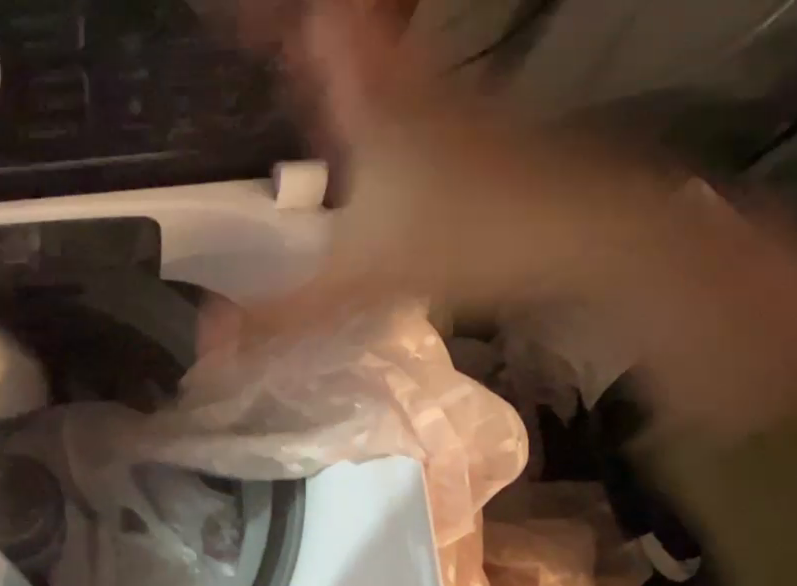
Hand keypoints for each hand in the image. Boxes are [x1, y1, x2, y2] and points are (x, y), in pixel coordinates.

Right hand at [227, 0, 683, 340]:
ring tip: (302, 86)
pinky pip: (416, 98)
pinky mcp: (480, 130)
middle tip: (260, 45)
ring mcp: (450, 104)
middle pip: (350, 36)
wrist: (589, 232)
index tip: (238, 21)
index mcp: (369, 105)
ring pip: (389, 64)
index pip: (318, 29)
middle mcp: (408, 89)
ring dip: (347, 69)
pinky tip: (375, 145)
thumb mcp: (356, 286)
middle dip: (305, 40)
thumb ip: (278, 316)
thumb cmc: (469, 238)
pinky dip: (386, 104)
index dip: (275, 21)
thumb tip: (206, 341)